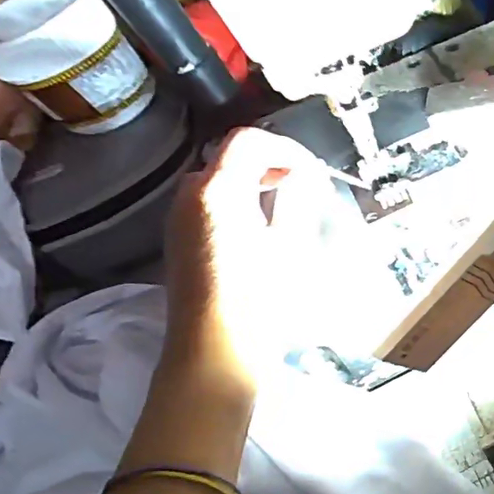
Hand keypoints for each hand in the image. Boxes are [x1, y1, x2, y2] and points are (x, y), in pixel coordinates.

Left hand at [163, 127, 316, 384]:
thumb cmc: (262, 299)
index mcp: (218, 190)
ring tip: (290, 210)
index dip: (286, 148)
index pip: (249, 141)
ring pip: (220, 181)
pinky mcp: (180, 242)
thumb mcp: (292, 244)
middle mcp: (190, 196)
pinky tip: (264, 232)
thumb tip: (303, 174)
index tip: (314, 173)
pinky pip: (211, 205)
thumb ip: (298, 198)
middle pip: (231, 157)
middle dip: (272, 164)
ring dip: (256, 184)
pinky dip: (240, 204)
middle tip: (308, 189)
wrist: (216, 352)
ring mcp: (179, 220)